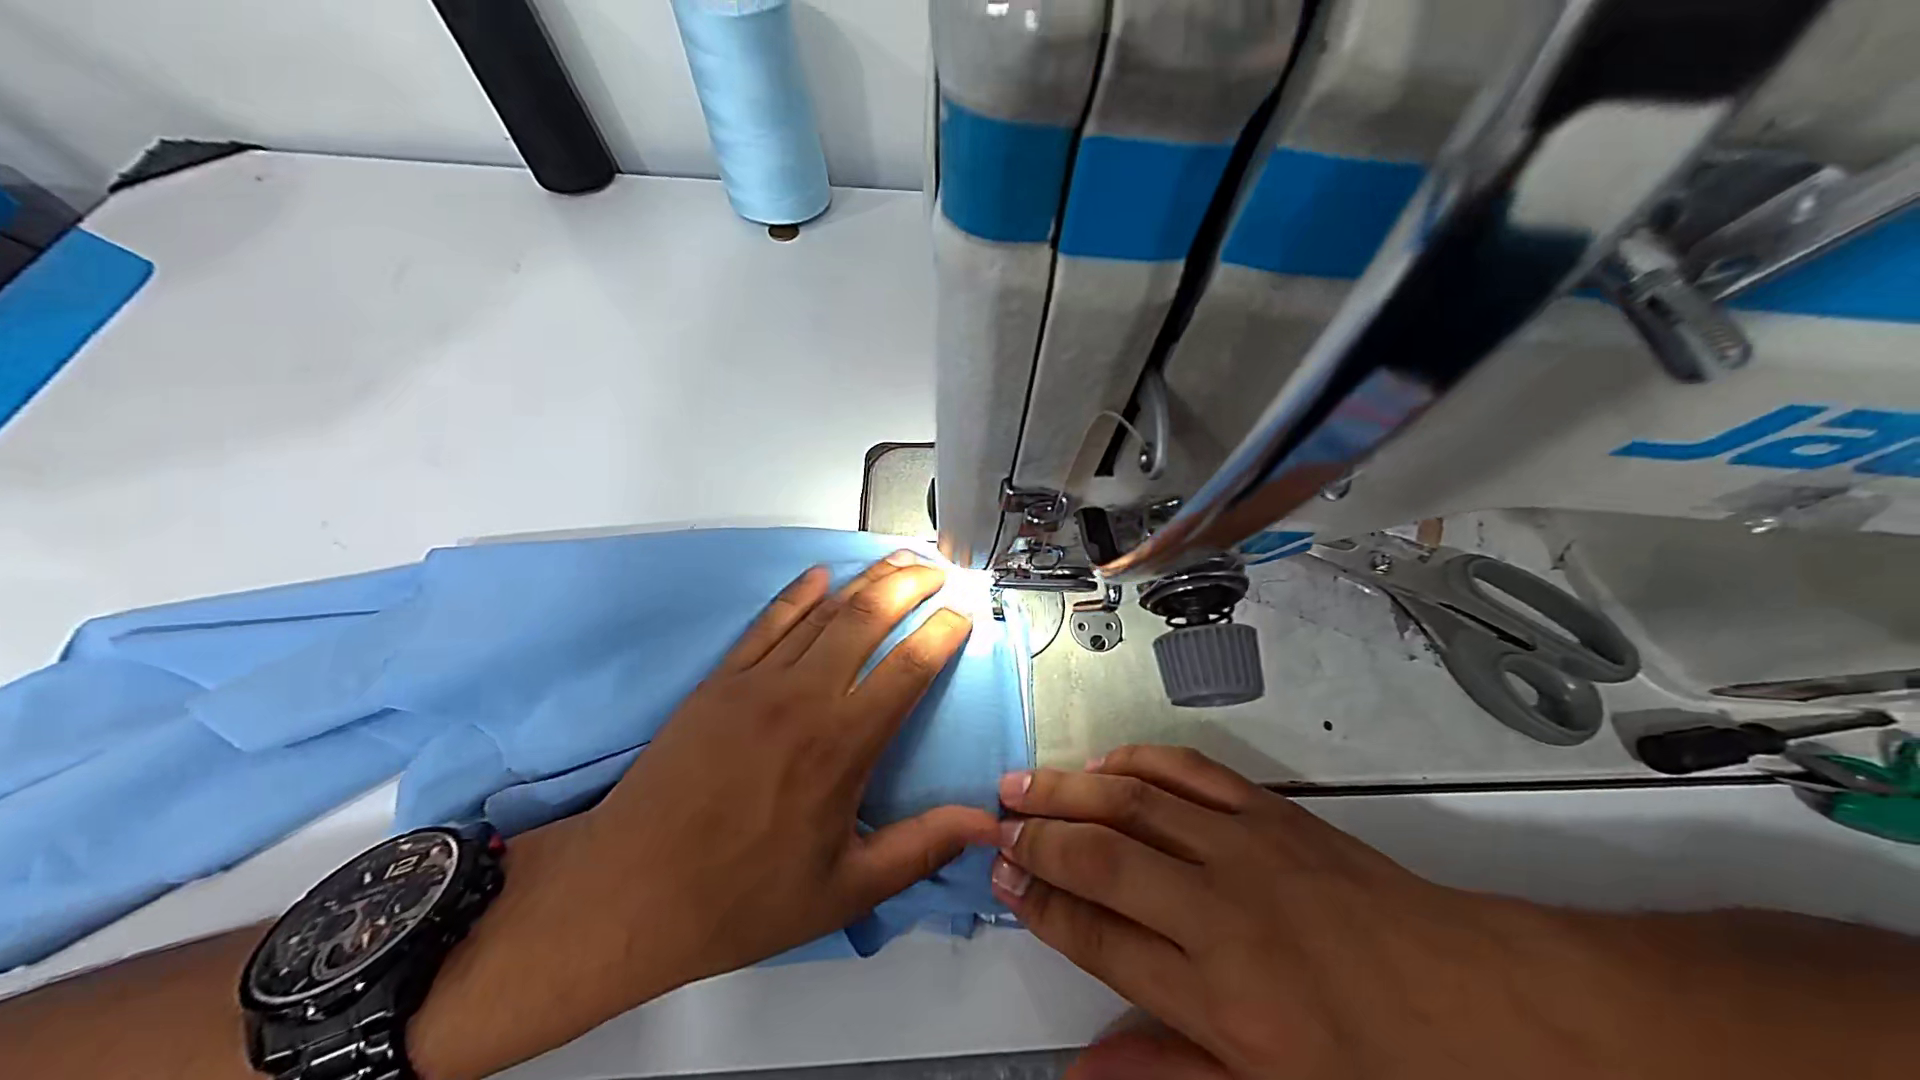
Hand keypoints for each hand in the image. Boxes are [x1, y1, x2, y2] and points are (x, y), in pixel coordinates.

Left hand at [410, 551, 998, 1078]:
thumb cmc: (743, 897)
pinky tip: (821, 575)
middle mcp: (806, 697)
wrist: (628, 893)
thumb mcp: (846, 890)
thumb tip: (989, 822)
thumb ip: (921, 848)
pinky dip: (798, 593)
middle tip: (940, 569)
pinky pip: (768, 622)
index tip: (966, 612)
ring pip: (824, 611)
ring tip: (900, 561)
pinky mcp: (719, 681)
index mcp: (845, 744)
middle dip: (913, 584)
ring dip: (868, 580)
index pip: (911, 665)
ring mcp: (757, 681)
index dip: (945, 630)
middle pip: (871, 617)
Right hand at [991, 747, 1644, 1079]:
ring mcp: (1244, 849)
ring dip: (1070, 789)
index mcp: (1214, 994)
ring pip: (1134, 803)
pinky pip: (1190, 772)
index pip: (1096, 935)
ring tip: (1024, 781)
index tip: (1002, 880)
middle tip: (995, 821)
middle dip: (1038, 838)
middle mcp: (1216, 911)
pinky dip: (1139, 760)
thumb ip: (1165, 1076)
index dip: (1040, 905)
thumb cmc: (1373, 1066)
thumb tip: (1075, 1076)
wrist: (1479, 1003)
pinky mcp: (1271, 812)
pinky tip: (1107, 763)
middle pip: (1101, 859)